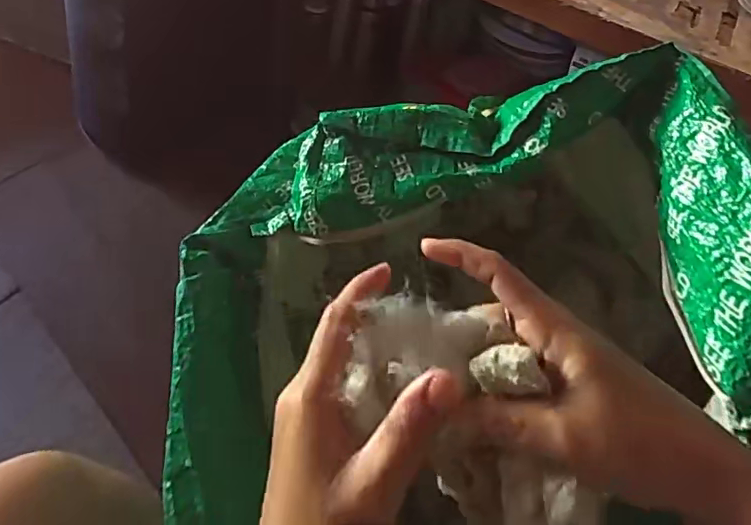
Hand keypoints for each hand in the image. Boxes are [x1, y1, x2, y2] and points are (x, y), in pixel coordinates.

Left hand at [262, 262, 465, 524]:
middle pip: (338, 338)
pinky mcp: (310, 435)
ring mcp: (303, 416)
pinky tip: (398, 391)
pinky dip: (370, 376)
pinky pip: (342, 387)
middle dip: (376, 319)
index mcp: (309, 394)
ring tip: (419, 344)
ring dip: (375, 348)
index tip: (390, 269)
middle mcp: (302, 395)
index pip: (334, 323)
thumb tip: (449, 375)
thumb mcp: (372, 483)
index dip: (360, 290)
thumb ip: (408, 429)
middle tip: (422, 316)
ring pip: (341, 364)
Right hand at [421, 238, 750, 524]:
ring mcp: (567, 361)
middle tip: (417, 364)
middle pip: (495, 318)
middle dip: (457, 335)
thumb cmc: (636, 439)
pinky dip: (499, 395)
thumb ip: (504, 421)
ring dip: (477, 372)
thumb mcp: (564, 436)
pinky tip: (480, 425)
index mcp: (555, 328)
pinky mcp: (575, 387)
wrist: (701, 467)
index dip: (463, 253)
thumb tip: (444, 407)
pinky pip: (524, 380)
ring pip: (508, 353)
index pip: (501, 274)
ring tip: (440, 401)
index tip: (425, 247)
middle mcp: (556, 335)